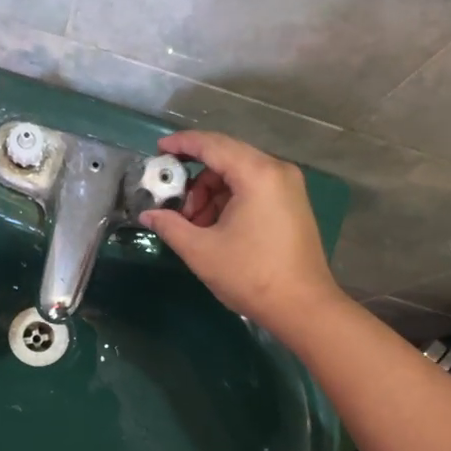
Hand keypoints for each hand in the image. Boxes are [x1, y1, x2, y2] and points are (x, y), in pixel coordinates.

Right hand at [139, 130, 344, 336]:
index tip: (158, 149)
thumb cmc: (250, 276)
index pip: (212, 145)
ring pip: (239, 175)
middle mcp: (277, 171)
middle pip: (226, 158)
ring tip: (196, 227)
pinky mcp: (292, 204)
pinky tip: (217, 228)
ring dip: (212, 194)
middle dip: (196, 180)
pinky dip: (230, 201)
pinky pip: (254, 188)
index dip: (182, 144)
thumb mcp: (201, 251)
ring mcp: (288, 187)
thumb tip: (147, 214)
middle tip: (176, 209)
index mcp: (257, 174)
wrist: (302, 307)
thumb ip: (170, 226)